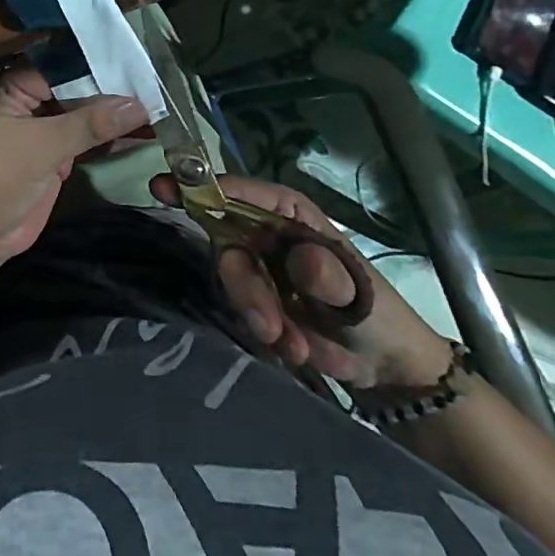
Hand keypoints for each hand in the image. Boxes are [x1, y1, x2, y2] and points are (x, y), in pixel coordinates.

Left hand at [0, 65, 148, 266]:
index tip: (136, 61)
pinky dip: (111, 135)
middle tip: (155, 82)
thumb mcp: (45, 145)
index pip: (60, 66)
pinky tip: (145, 129)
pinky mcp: (55, 154)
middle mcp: (26, 102)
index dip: (97, 64)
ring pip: (84, 114)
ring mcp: (42, 129)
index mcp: (11, 88)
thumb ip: (91, 123)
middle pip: (75, 89)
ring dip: (115, 114)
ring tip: (159, 103)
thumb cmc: (1, 177)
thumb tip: (140, 104)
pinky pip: (88, 137)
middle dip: (112, 89)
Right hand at [151, 173, 451, 388]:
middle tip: (268, 328)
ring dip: (259, 315)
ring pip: (233, 280)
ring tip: (296, 349)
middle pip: (230, 244)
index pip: (246, 195)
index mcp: (293, 217)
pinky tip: (294, 352)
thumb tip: (301, 258)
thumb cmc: (379, 316)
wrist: (385, 368)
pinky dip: (264, 333)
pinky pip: (241, 309)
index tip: (169, 187)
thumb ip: (330, 277)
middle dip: (245, 287)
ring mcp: (258, 269)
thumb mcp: (360, 297)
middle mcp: (268, 236)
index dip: (207, 188)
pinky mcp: (254, 300)